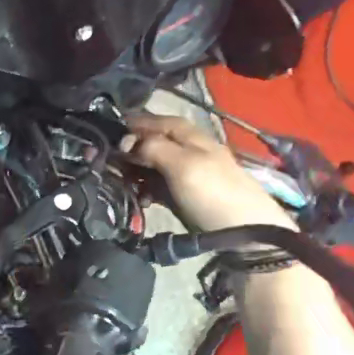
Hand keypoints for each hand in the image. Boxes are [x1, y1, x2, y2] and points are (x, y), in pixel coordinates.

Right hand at [124, 113, 295, 231]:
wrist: (246, 234)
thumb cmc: (214, 193)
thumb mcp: (183, 164)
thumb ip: (154, 147)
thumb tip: (127, 141)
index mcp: (191, 136)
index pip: (157, 120)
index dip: (134, 124)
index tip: (107, 133)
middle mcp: (189, 150)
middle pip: (154, 142)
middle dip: (131, 150)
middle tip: (109, 162)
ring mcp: (189, 174)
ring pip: (154, 165)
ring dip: (136, 172)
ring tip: (121, 182)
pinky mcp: (187, 197)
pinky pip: (160, 187)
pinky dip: (146, 190)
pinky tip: (139, 199)